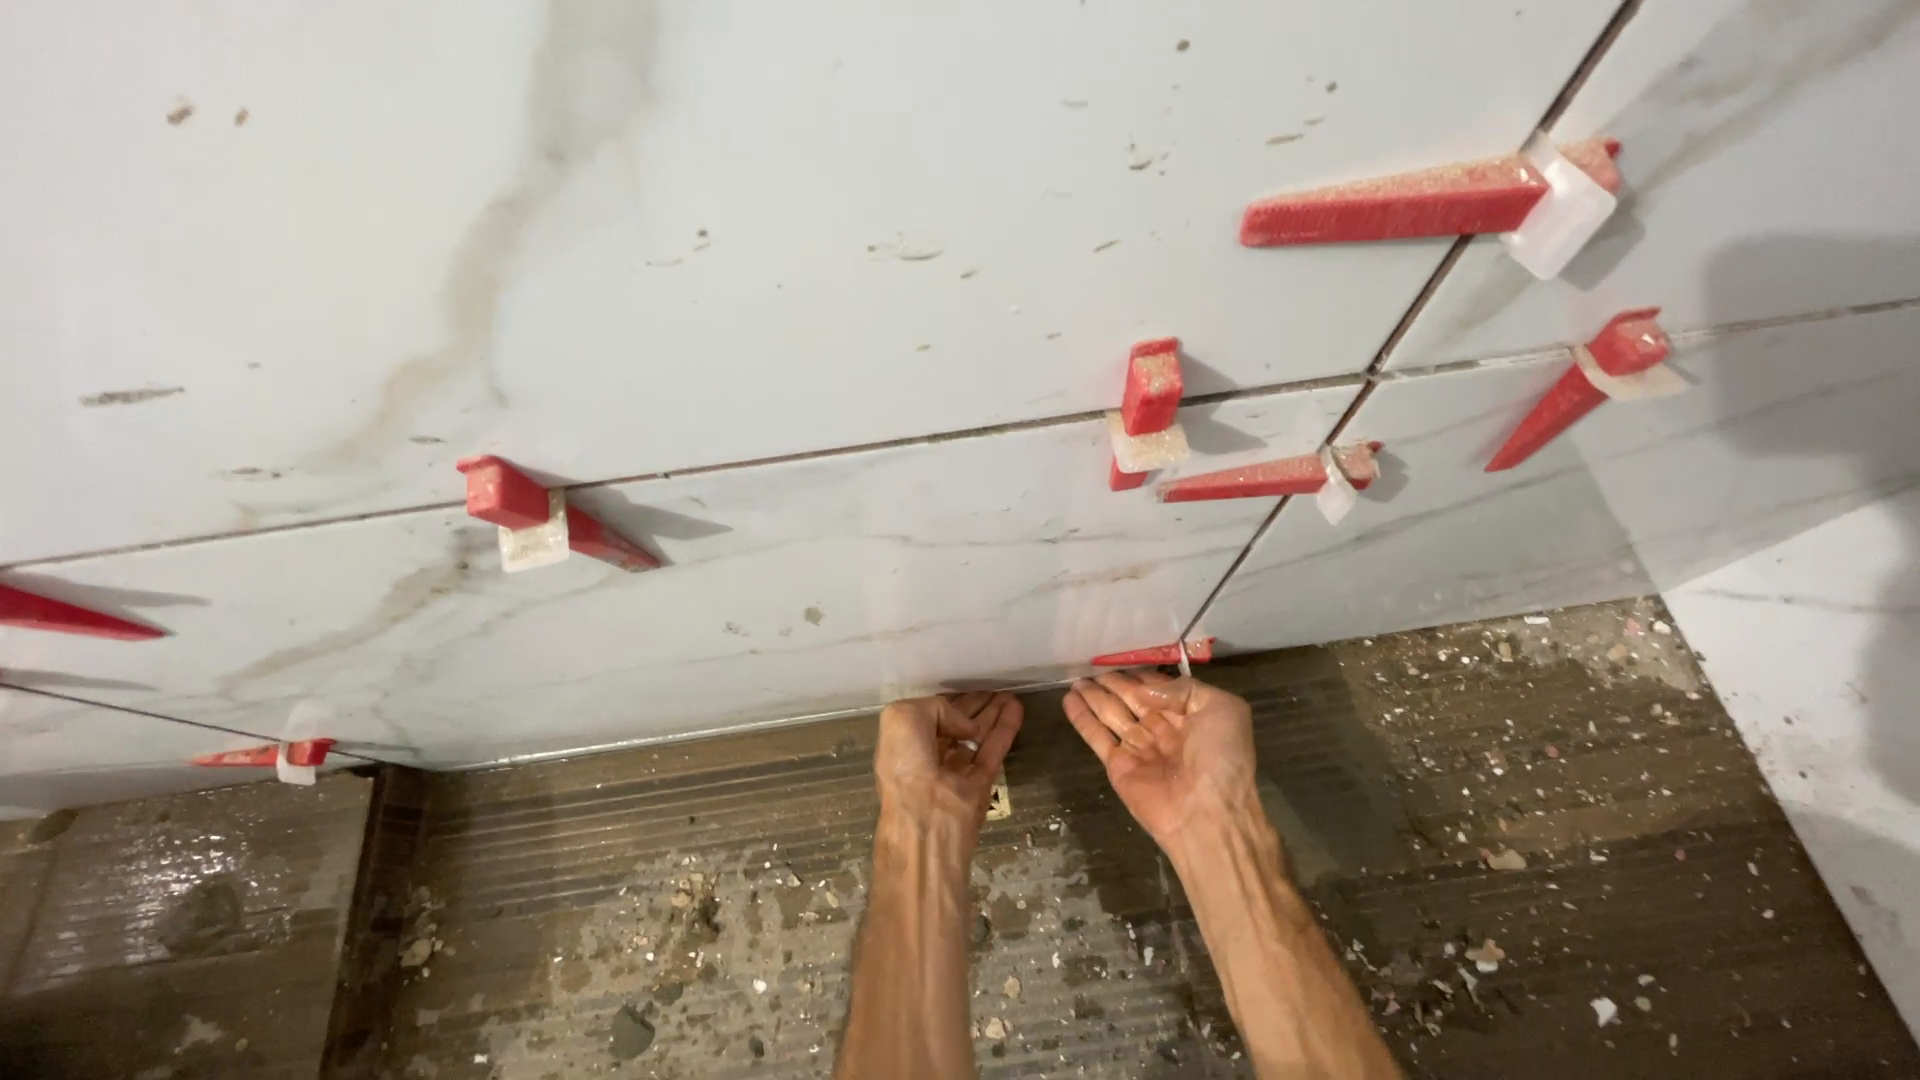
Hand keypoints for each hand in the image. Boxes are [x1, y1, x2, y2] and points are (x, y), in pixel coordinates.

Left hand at [874, 692, 1022, 834]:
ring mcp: (956, 771)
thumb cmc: (906, 765)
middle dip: (974, 706)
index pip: (930, 715)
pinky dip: (1005, 728)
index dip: (949, 701)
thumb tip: (967, 727)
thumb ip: (936, 708)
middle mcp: (928, 756)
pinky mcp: (981, 783)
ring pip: (978, 735)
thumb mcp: (903, 717)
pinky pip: (994, 749)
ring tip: (1010, 692)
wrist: (926, 821)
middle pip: (956, 725)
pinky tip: (1017, 707)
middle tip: (994, 687)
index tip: (967, 686)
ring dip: (993, 713)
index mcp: (904, 743)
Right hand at [1063, 672, 1260, 853]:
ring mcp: (1138, 747)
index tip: (1118, 658)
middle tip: (1088, 666)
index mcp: (1189, 715)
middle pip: (1130, 698)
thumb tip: (1142, 689)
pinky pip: (1096, 736)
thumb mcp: (1222, 709)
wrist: (1209, 814)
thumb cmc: (1222, 758)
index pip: (1157, 687)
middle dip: (1111, 683)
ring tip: (1074, 680)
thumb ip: (1184, 689)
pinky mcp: (1117, 765)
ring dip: (1092, 696)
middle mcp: (1162, 728)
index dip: (1138, 674)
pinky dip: (1081, 718)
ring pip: (1110, 713)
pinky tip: (1068, 700)